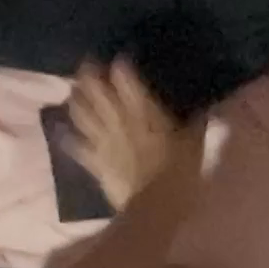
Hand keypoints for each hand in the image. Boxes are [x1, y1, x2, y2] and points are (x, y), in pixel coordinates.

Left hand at [65, 60, 204, 210]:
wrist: (155, 208)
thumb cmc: (180, 174)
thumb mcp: (195, 145)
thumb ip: (196, 125)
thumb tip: (205, 111)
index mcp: (147, 116)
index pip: (130, 86)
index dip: (122, 71)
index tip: (116, 59)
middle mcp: (121, 124)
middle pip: (101, 96)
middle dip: (91, 78)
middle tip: (85, 64)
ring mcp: (105, 144)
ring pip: (86, 117)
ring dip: (77, 102)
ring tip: (72, 90)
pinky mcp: (97, 164)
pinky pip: (79, 148)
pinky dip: (71, 139)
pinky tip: (63, 131)